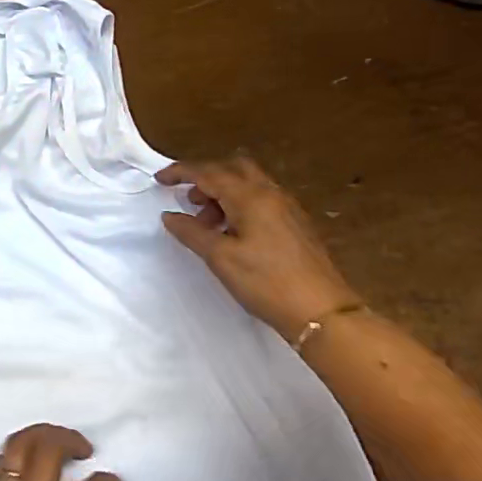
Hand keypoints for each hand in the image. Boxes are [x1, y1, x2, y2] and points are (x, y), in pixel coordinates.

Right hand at [157, 156, 361, 336]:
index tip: (159, 180)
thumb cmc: (266, 283)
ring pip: (249, 184)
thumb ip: (192, 232)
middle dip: (206, 179)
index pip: (208, 172)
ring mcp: (287, 207)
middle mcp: (270, 193)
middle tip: (190, 201)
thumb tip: (170, 215)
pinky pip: (262, 199)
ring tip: (208, 225)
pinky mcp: (296, 223)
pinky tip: (234, 234)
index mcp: (250, 196)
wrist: (322, 312)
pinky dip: (241, 205)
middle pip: (232, 168)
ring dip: (223, 194)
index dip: (181, 172)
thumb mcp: (221, 258)